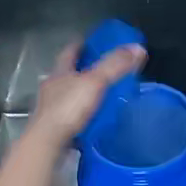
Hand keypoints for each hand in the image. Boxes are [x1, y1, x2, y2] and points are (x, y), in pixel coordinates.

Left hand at [26, 41, 146, 142]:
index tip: (93, 42)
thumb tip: (138, 48)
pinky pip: (70, 118)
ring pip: (68, 96)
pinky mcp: (54, 129)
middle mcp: (52, 88)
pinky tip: (93, 120)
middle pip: (67, 74)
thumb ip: (115, 65)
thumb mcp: (95, 82)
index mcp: (59, 73)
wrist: (47, 143)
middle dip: (83, 71)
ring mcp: (50, 110)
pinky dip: (81, 117)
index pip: (70, 51)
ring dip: (82, 95)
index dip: (81, 45)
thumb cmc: (68, 108)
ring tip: (102, 96)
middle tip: (103, 70)